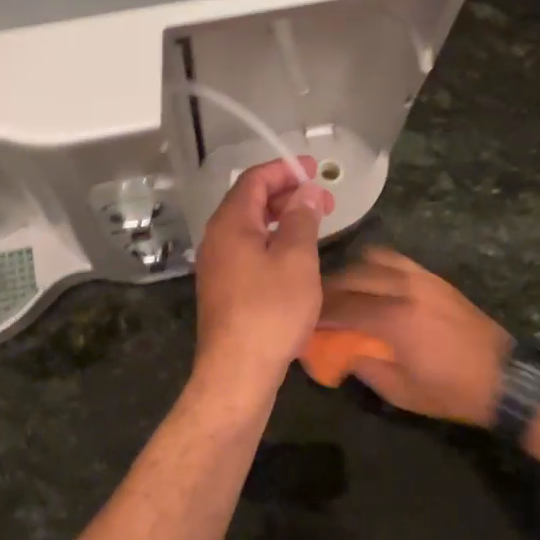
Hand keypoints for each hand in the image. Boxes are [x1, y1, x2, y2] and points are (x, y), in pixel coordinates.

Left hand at [192, 157, 335, 393]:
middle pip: (249, 201)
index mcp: (230, 223)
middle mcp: (216, 238)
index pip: (254, 180)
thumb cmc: (270, 310)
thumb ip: (302, 219)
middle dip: (286, 194)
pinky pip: (247, 250)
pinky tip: (294, 256)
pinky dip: (271, 241)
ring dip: (281, 219)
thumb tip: (306, 191)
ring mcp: (216, 265)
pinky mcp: (223, 288)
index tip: (314, 169)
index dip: (284, 169)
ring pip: (249, 227)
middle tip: (323, 199)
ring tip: (314, 224)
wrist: (237, 371)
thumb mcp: (296, 260)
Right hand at [319, 248, 512, 425]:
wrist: (504, 378)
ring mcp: (422, 278)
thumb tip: (338, 351)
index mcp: (395, 319)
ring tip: (339, 291)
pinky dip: (373, 266)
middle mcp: (405, 289)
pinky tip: (367, 282)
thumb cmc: (450, 391)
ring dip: (349, 273)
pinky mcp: (434, 278)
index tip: (300, 320)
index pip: (342, 307)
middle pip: (352, 276)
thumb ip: (364, 366)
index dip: (317, 313)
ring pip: (372, 260)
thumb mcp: (400, 391)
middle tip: (313, 304)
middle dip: (327, 289)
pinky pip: (395, 259)